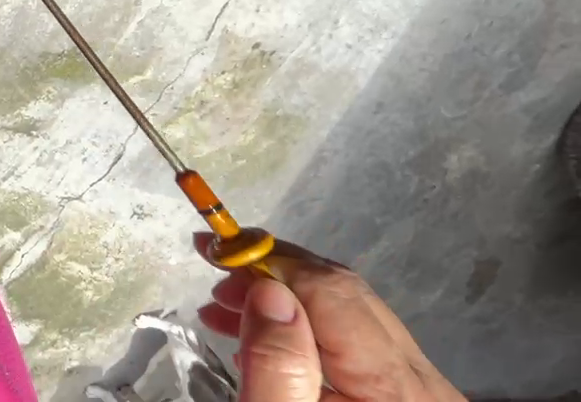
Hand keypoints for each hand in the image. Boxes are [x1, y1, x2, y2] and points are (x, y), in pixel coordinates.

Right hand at [195, 238, 464, 401]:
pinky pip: (355, 336)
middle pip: (346, 293)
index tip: (210, 250)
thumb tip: (265, 288)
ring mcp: (424, 393)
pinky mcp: (409, 398)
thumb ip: (276, 361)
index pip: (333, 291)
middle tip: (210, 273)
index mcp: (398, 391)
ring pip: (349, 309)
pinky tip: (261, 334)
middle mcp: (427, 386)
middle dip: (270, 272)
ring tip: (223, 307)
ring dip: (279, 294)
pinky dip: (300, 320)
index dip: (269, 260)